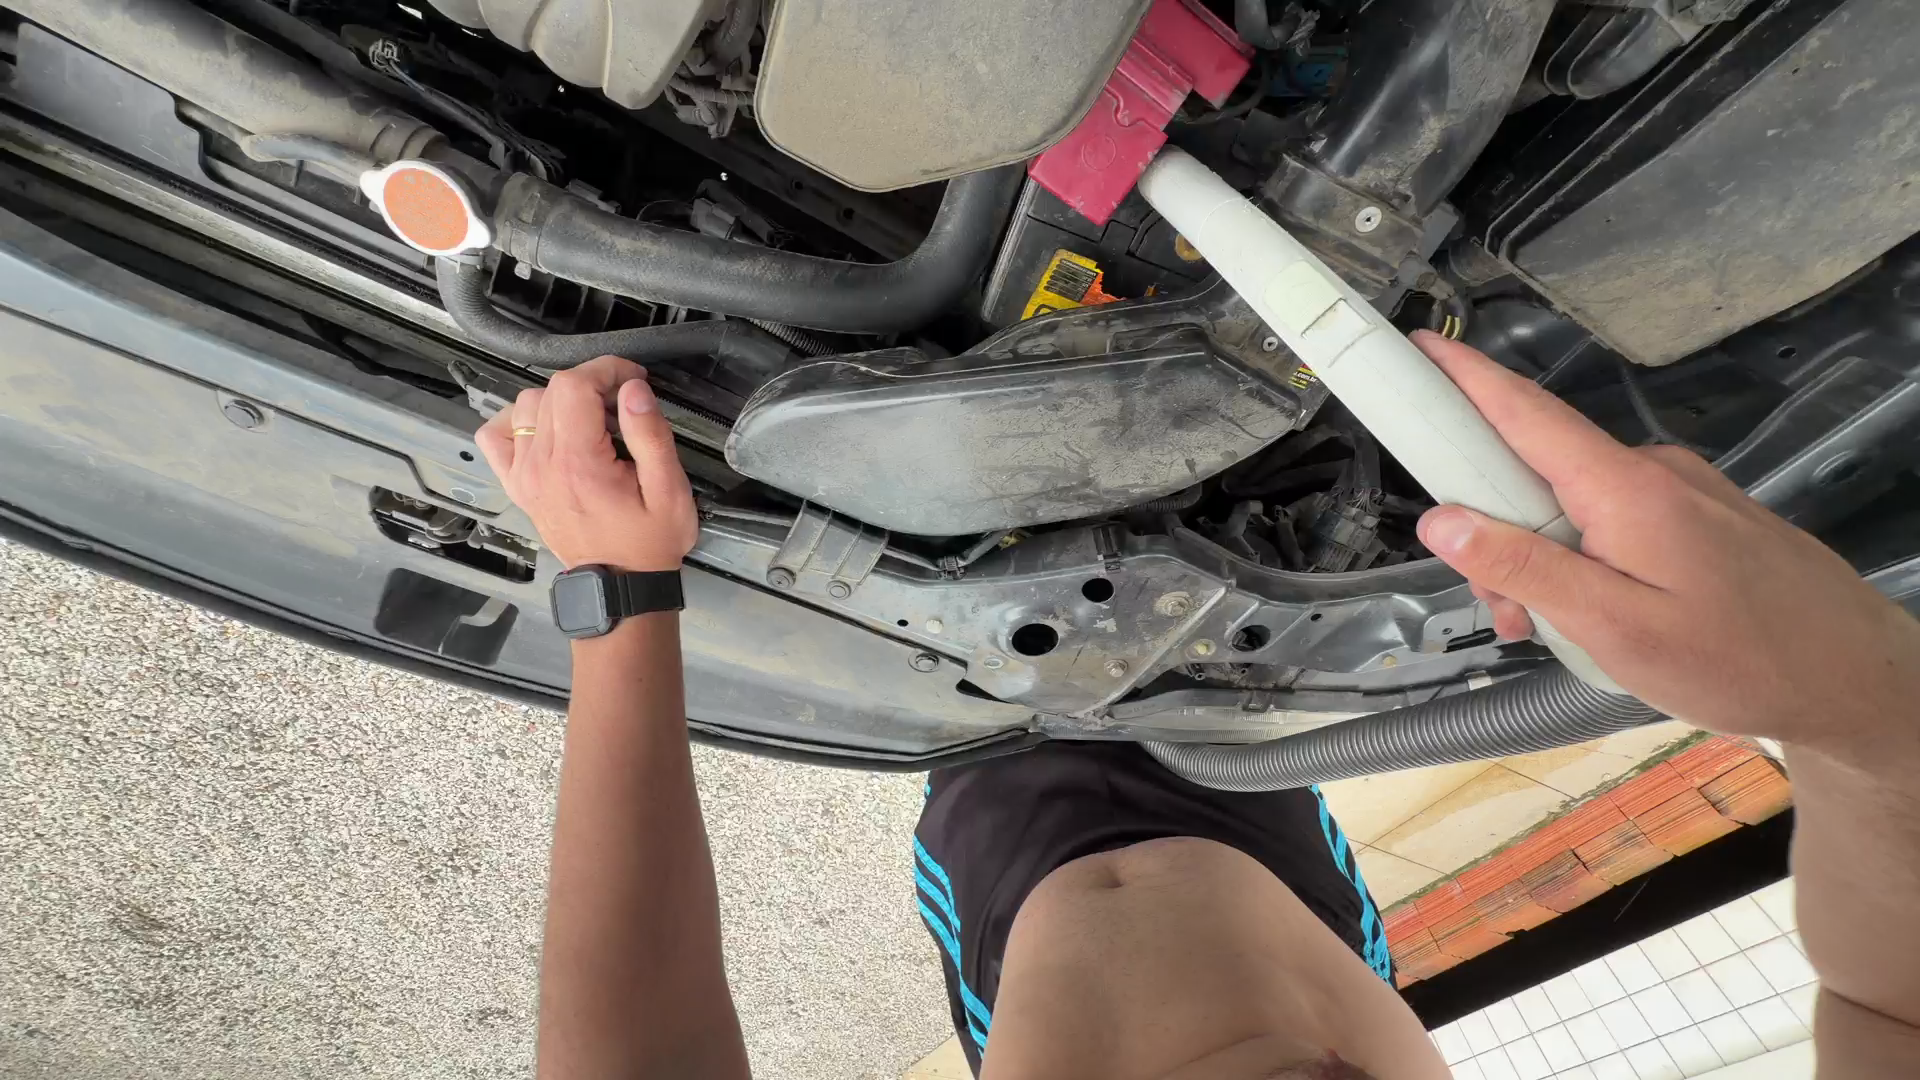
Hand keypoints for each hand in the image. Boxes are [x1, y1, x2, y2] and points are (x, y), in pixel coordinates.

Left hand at [474, 356, 697, 572]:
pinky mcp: (516, 484)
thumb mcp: (669, 490)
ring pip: (525, 405)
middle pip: (550, 390)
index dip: (605, 369)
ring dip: (561, 400)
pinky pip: (496, 435)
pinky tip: (549, 430)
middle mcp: (540, 464)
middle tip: (624, 403)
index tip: (634, 379)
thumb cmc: (651, 541)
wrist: (621, 584)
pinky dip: (518, 421)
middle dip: (591, 383)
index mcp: (578, 463)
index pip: (574, 385)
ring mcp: (522, 475)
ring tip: (595, 421)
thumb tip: (633, 390)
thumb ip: (651, 435)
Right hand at [1408, 330, 1919, 754]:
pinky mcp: (1691, 514)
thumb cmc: (1739, 661)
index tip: (1421, 344)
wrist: (1869, 690)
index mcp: (1626, 487)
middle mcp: (1649, 471)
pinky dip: (1568, 557)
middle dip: (1488, 523)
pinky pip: (1600, 519)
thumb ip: (1522, 568)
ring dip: (1529, 554)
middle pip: (1531, 469)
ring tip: (1541, 624)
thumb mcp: (1612, 625)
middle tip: (1492, 598)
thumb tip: (1438, 522)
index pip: (1527, 414)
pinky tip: (1579, 610)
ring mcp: (1674, 490)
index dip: (1467, 377)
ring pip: (1562, 503)